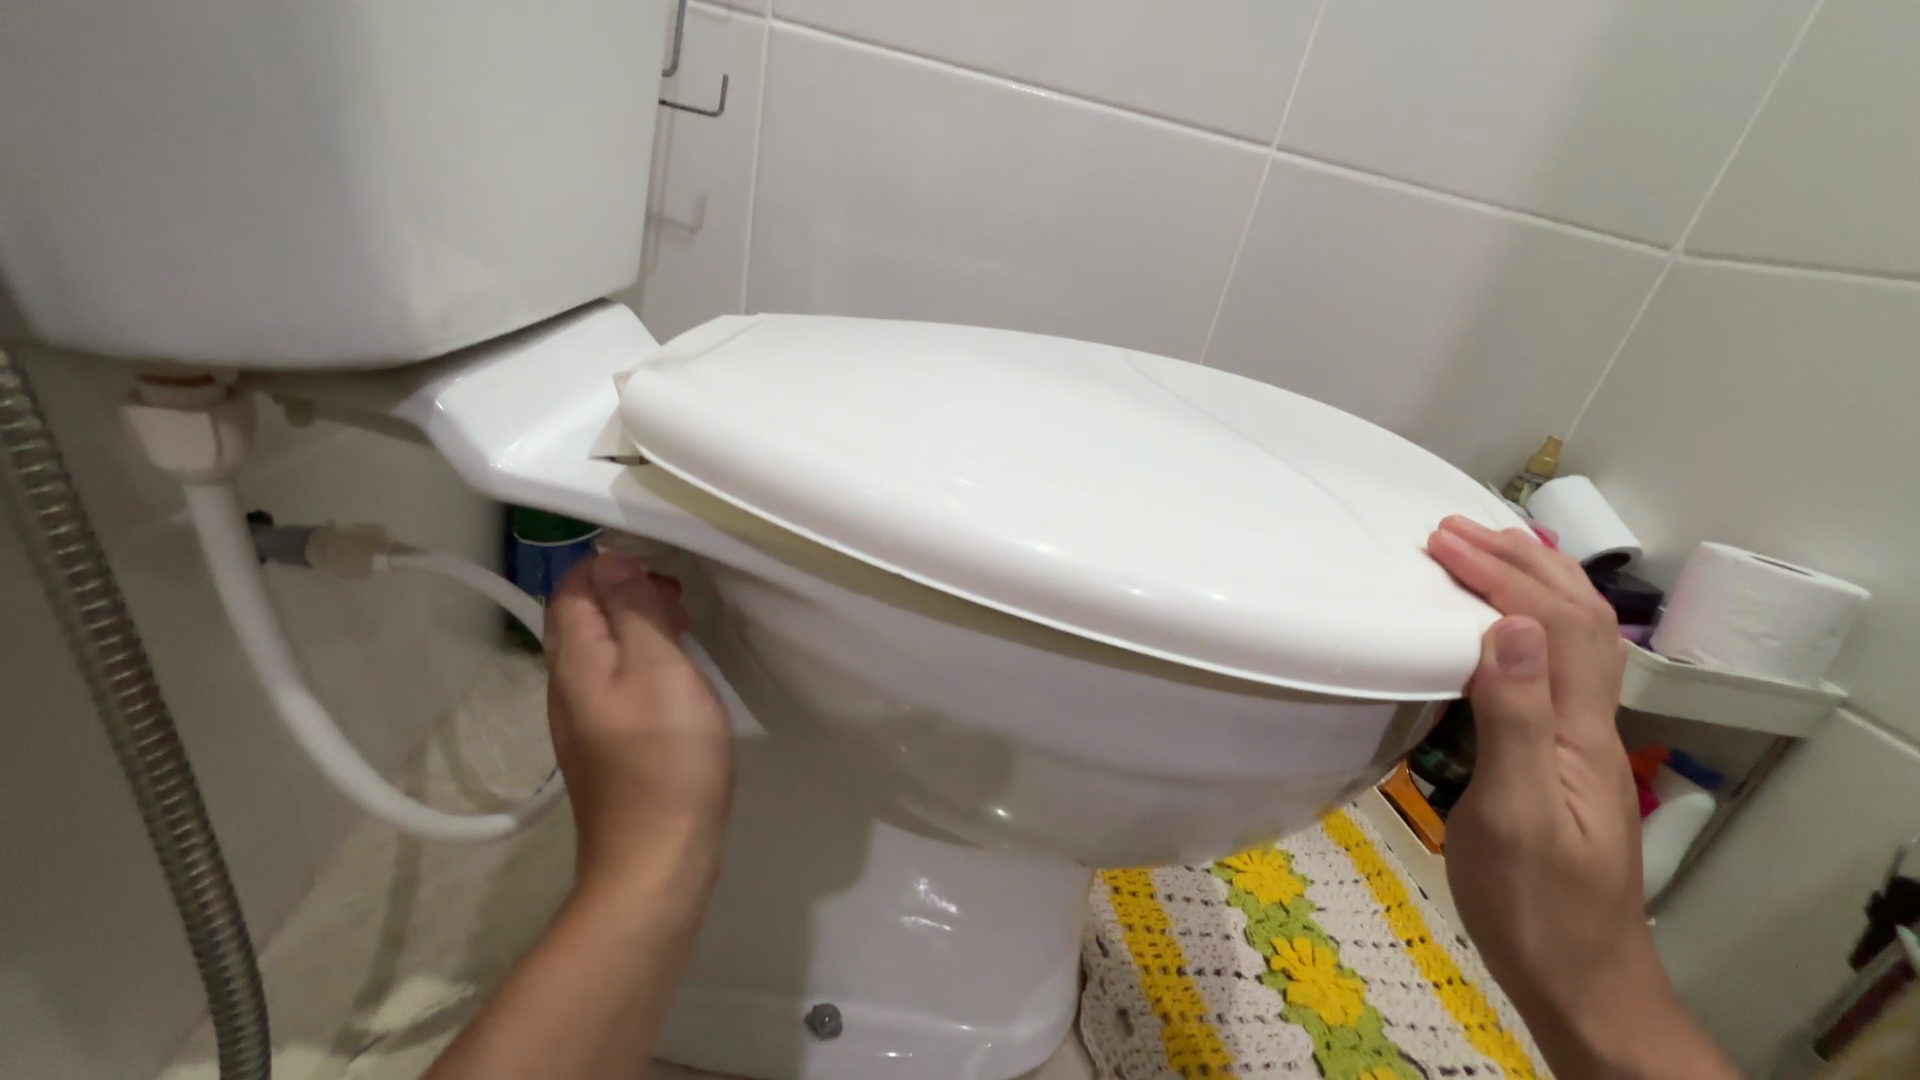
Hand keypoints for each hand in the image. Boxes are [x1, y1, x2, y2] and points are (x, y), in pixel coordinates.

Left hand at [544, 552, 733, 894]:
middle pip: (581, 619)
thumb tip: (612, 561)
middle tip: (677, 593)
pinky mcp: (608, 745)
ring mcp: (585, 720)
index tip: (658, 562)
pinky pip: (616, 682)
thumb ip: (634, 613)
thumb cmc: (666, 754)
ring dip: (636, 625)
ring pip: (600, 651)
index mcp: (575, 661)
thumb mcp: (659, 668)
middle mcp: (567, 686)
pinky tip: (676, 675)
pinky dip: (642, 660)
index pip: (571, 590)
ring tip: (684, 624)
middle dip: (623, 592)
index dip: (607, 564)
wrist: (656, 857)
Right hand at [1427, 516, 1734, 1078]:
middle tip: (1455, 531)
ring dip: (1534, 584)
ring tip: (1488, 549)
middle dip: (1519, 564)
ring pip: (1575, 643)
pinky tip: (1502, 626)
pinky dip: (1529, 624)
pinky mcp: (1558, 759)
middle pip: (1577, 622)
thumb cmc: (1533, 903)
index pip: (1557, 627)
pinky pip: (1553, 669)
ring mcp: (1579, 743)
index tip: (1441, 544)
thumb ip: (1517, 721)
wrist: (1579, 978)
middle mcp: (1590, 725)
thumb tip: (1514, 627)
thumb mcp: (1514, 815)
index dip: (1502, 576)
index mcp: (1580, 732)